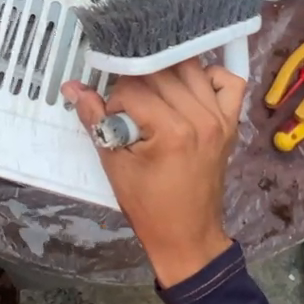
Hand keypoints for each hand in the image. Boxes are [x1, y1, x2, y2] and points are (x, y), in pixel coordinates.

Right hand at [63, 60, 246, 287]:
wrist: (187, 235)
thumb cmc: (147, 205)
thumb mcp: (114, 164)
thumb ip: (95, 120)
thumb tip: (72, 87)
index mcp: (171, 130)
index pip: (133, 89)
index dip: (114, 101)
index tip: (113, 121)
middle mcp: (201, 117)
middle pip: (160, 72)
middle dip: (136, 84)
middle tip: (127, 108)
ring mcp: (221, 118)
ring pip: (191, 68)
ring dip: (165, 73)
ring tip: (152, 96)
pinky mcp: (231, 122)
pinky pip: (228, 81)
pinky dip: (208, 76)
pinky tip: (188, 89)